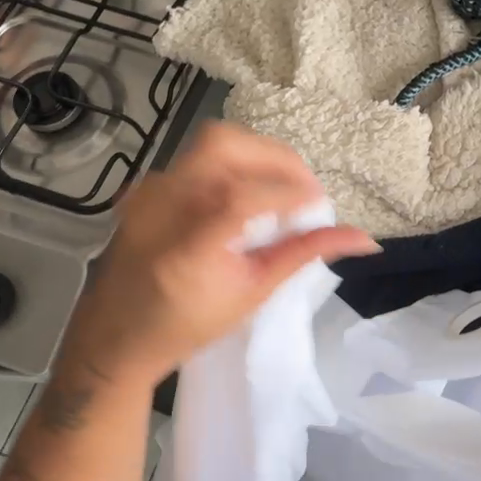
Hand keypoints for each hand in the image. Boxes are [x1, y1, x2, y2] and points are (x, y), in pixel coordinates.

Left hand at [68, 122, 377, 378]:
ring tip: (281, 188)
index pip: (243, 197)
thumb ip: (304, 255)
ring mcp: (149, 190)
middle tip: (304, 188)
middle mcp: (162, 205)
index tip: (320, 207)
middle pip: (225, 145)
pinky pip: (198, 157)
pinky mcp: (147, 185)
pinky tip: (249, 194)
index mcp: (186, 245)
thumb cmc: (187, 326)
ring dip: (258, 156)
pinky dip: (235, 164)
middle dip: (277, 159)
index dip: (290, 193)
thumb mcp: (253, 294)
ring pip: (213, 143)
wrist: (116, 337)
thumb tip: (364, 238)